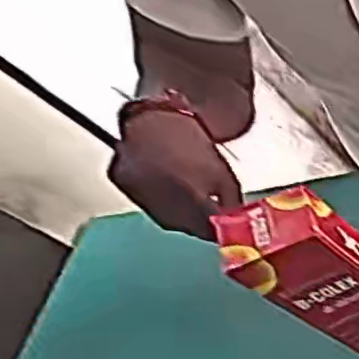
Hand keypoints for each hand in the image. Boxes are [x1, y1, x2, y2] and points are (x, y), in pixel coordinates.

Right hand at [108, 111, 241, 238]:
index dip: (219, 232)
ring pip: (164, 218)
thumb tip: (238, 228)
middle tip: (215, 231)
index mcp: (186, 186)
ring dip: (184, 222)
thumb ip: (232, 206)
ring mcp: (134, 185)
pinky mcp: (120, 181)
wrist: (158, 120)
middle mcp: (155, 187)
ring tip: (198, 217)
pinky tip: (176, 204)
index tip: (229, 237)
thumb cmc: (195, 148)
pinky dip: (164, 210)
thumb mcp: (225, 179)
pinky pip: (146, 205)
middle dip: (203, 229)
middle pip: (184, 223)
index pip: (206, 222)